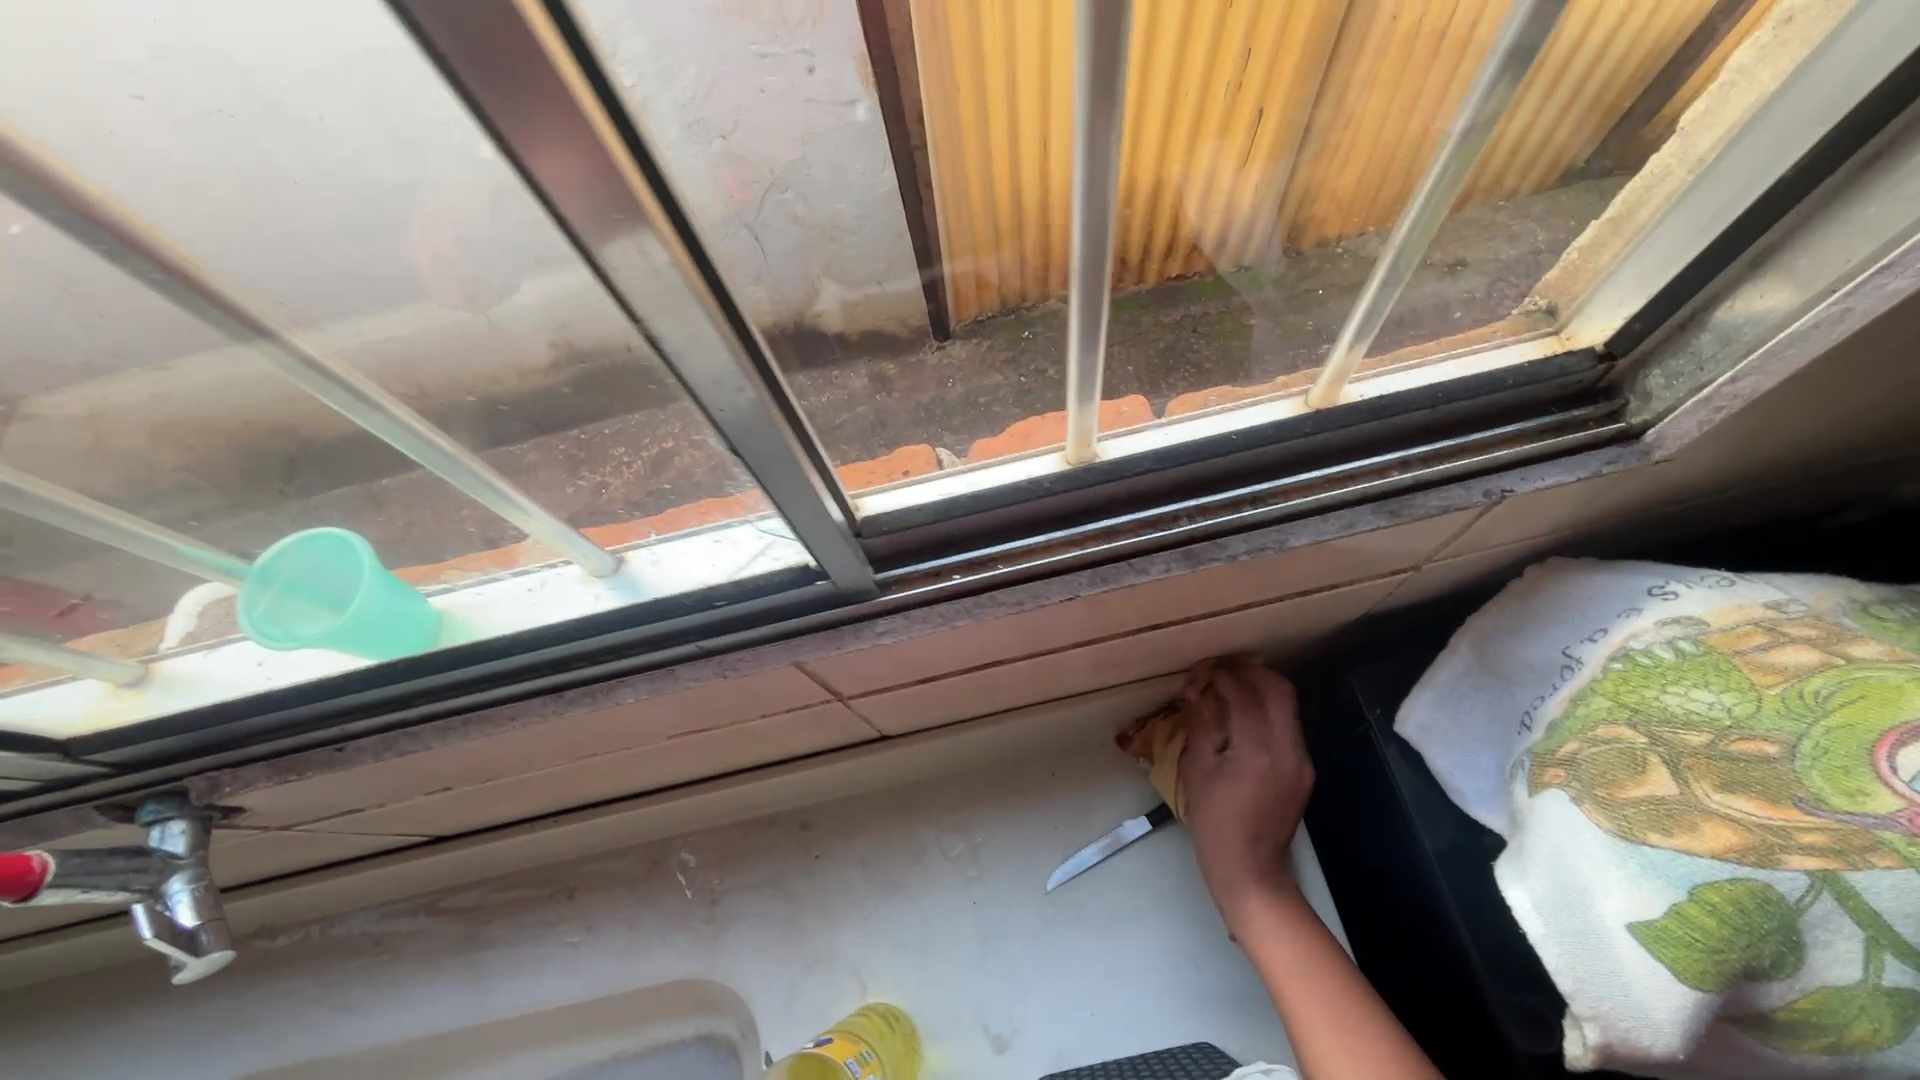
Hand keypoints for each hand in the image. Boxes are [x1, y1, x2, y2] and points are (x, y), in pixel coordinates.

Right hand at [1178, 660, 1312, 927]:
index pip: (1245, 694)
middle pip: (1279, 690)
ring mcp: (1301, 760)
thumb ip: (1199, 725)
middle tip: (1224, 669)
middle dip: (1251, 673)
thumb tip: (1193, 691)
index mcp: (1258, 749)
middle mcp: (1288, 748)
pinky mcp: (1304, 770)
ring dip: (1262, 690)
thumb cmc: (1214, 822)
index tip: (1205, 671)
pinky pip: (1289, 728)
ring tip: (1234, 687)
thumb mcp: (1197, 770)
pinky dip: (1268, 713)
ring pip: (1288, 707)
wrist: (1249, 867)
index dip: (1223, 676)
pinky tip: (1245, 719)